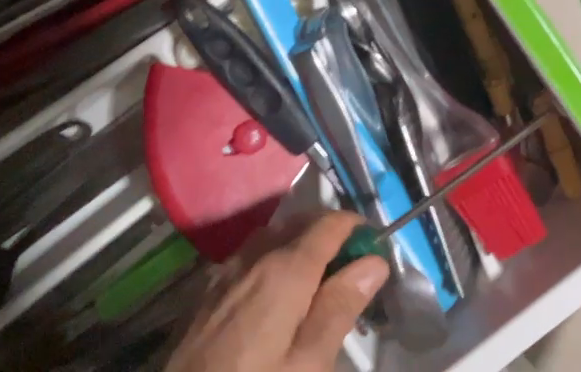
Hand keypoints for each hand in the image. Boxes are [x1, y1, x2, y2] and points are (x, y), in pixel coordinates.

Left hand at [167, 212, 388, 371]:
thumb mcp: (308, 365)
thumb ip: (341, 307)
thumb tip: (374, 261)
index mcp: (285, 269)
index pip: (331, 223)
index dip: (358, 231)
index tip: (375, 257)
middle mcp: (254, 258)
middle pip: (301, 224)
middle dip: (331, 238)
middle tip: (351, 277)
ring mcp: (224, 275)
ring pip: (273, 240)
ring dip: (300, 249)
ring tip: (316, 291)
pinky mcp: (205, 297)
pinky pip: (249, 261)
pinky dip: (272, 265)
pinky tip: (275, 304)